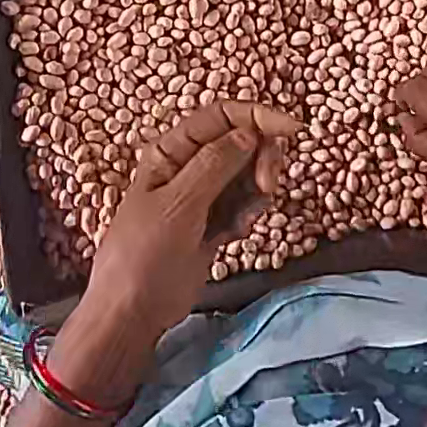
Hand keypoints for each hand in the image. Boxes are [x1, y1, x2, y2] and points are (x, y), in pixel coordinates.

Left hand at [83, 101, 302, 337]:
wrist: (133, 310)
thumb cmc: (144, 252)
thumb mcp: (178, 204)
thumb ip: (215, 165)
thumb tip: (249, 132)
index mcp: (171, 151)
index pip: (220, 117)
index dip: (257, 116)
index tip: (292, 130)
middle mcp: (190, 167)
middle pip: (242, 143)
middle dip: (261, 159)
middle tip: (267, 186)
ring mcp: (204, 196)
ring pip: (248, 175)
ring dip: (256, 192)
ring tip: (240, 221)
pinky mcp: (215, 223)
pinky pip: (245, 205)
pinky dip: (248, 215)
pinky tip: (234, 235)